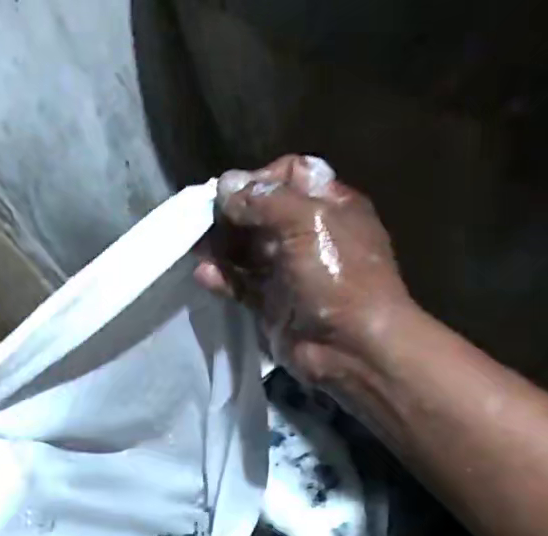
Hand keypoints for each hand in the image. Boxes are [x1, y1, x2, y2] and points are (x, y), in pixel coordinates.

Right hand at [196, 154, 415, 384]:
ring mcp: (290, 274)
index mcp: (329, 206)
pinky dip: (223, 279)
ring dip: (222, 246)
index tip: (231, 191)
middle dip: (232, 213)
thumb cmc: (338, 275)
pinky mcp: (273, 307)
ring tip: (196, 245)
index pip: (290, 176)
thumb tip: (225, 186)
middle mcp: (309, 236)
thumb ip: (263, 200)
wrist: (352, 348)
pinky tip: (204, 274)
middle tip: (203, 218)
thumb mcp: (306, 221)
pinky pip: (242, 286)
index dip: (259, 179)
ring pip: (248, 251)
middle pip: (263, 214)